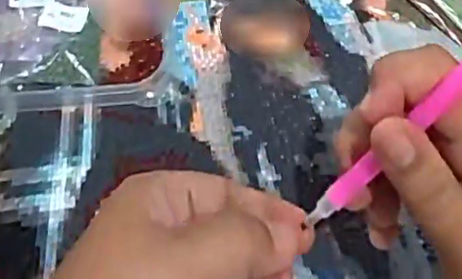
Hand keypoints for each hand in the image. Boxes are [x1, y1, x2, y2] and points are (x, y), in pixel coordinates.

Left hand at [55, 172, 313, 278]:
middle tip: (299, 266)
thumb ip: (243, 239)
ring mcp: (152, 268)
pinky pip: (200, 276)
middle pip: (223, 228)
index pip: (224, 192)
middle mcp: (155, 228)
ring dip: (250, 268)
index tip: (309, 233)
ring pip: (215, 261)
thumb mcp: (191, 256)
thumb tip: (293, 233)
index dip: (268, 211)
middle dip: (262, 246)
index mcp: (157, 197)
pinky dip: (226, 277)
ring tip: (281, 278)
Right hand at [333, 47, 461, 278]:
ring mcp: (461, 147)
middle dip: (368, 126)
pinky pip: (402, 152)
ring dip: (368, 159)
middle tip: (352, 180)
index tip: (366, 132)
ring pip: (394, 120)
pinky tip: (382, 223)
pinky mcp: (452, 168)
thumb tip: (381, 124)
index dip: (389, 84)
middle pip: (404, 90)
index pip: (432, 69)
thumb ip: (433, 191)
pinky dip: (381, 180)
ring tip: (367, 215)